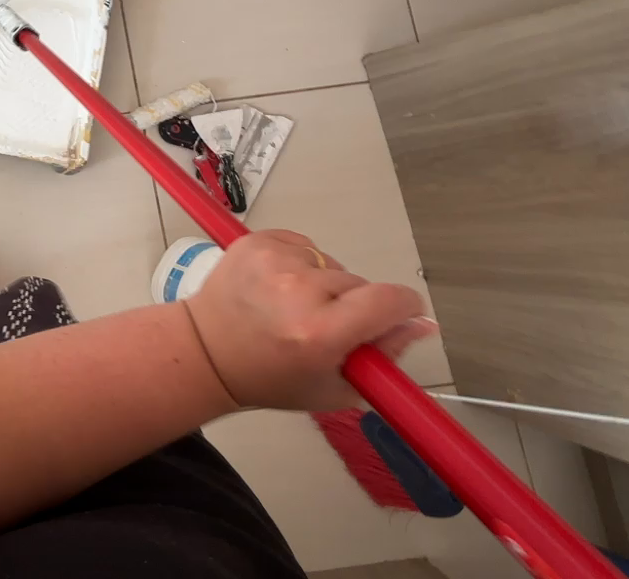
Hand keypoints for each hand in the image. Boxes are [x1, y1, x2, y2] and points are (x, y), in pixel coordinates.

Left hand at [182, 229, 435, 410]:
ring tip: (294, 306)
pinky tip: (280, 286)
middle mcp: (296, 290)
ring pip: (330, 263)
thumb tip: (422, 324)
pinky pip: (301, 244)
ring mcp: (272, 261)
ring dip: (323, 282)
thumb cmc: (271, 377)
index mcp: (319, 332)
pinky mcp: (254, 241)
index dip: (402, 308)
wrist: (206, 348)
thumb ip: (385, 355)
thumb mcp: (337, 386)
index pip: (389, 300)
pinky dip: (299, 262)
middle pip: (358, 283)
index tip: (399, 315)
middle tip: (325, 324)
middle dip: (353, 303)